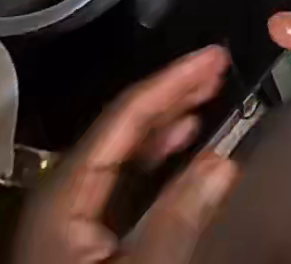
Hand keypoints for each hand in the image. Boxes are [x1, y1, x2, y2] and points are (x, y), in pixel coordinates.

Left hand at [14, 45, 238, 263]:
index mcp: (66, 190)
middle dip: (173, 92)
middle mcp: (66, 188)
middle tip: (218, 66)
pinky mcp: (85, 234)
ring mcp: (74, 210)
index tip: (214, 58)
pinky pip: (126, 175)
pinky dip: (159, 153)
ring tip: (208, 94)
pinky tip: (184, 143)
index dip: (173, 82)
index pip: (127, 116)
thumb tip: (224, 160)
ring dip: (169, 118)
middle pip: (125, 124)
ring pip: (127, 147)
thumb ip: (180, 216)